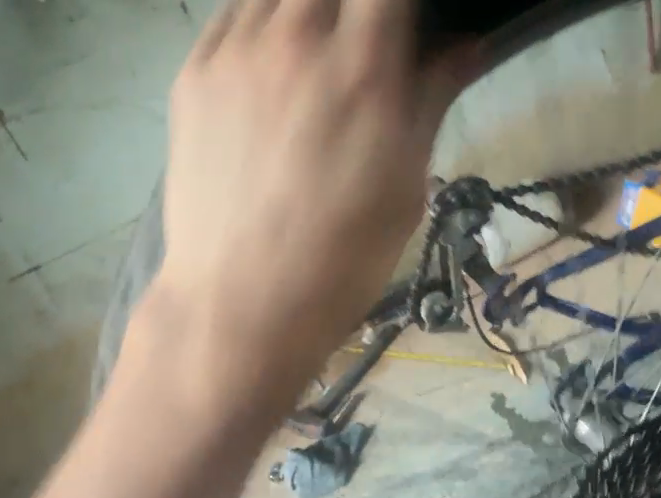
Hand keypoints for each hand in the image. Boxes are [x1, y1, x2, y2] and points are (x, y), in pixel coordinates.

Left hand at [143, 0, 476, 411]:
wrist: (241, 305)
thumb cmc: (342, 262)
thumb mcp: (405, 190)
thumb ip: (431, 102)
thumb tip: (467, 45)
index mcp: (362, 69)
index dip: (400, 6)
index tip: (409, 26)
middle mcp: (295, 37)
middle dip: (358, 7)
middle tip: (367, 49)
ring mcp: (235, 49)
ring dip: (310, 10)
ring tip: (321, 59)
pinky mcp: (193, 71)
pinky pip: (235, 13)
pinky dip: (265, 23)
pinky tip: (276, 71)